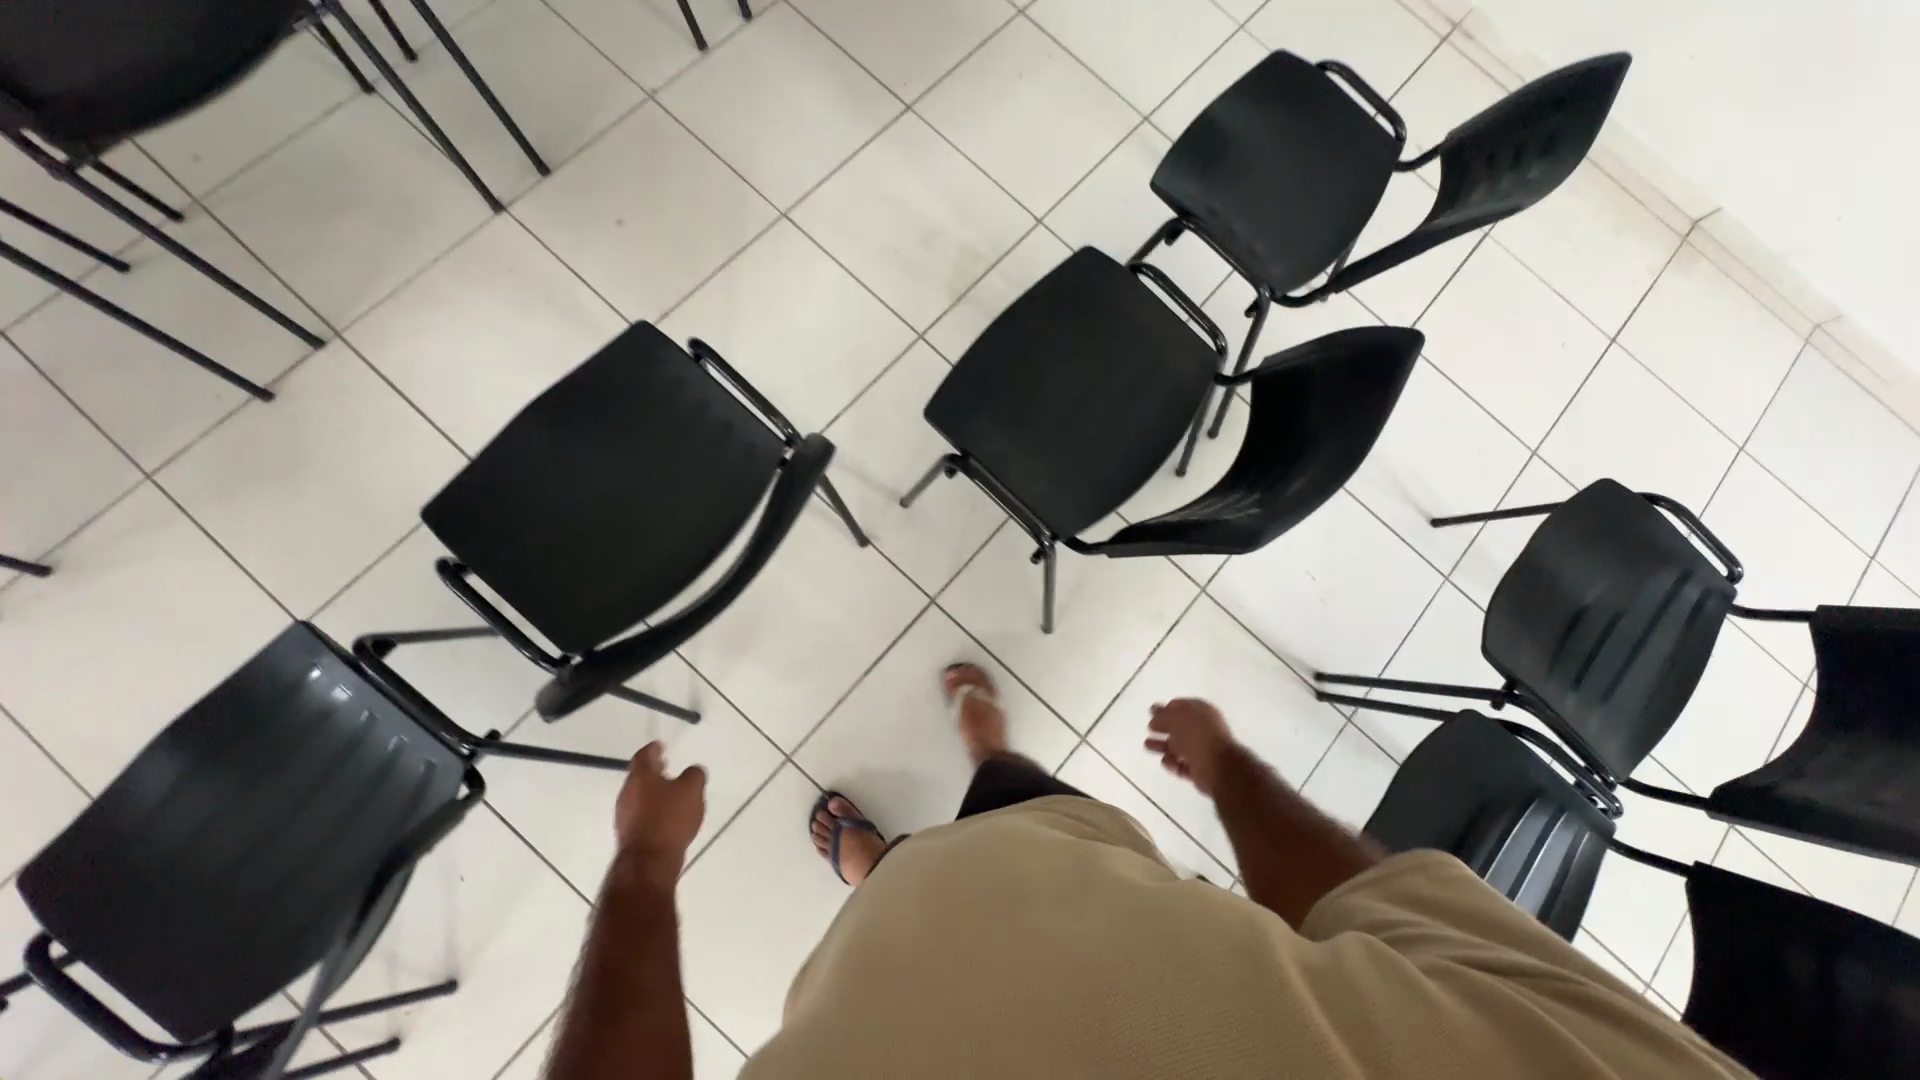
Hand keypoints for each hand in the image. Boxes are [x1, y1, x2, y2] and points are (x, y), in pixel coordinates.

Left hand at [614, 742, 707, 874]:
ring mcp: (624, 815)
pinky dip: (652, 809)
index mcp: (641, 777)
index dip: (653, 749)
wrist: (648, 861)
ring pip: (639, 796)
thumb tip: (693, 771)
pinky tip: (667, 816)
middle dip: (653, 770)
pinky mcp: (629, 834)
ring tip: (671, 792)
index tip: (660, 745)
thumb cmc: (670, 819)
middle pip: (639, 776)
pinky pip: (641, 814)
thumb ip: (695, 775)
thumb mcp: (692, 790)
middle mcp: (627, 793)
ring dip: (653, 791)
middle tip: (666, 765)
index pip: (643, 756)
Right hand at [1145, 699, 1238, 796]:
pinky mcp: (1200, 769)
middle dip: (1162, 727)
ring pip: (1179, 747)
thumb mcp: (1175, 718)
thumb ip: (1163, 714)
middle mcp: (1204, 729)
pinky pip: (1182, 765)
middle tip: (1149, 728)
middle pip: (1179, 727)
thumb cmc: (1196, 736)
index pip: (1183, 707)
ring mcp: (1203, 750)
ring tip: (1147, 745)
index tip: (1152, 712)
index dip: (1167, 709)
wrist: (1217, 767)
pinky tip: (1165, 761)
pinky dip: (1172, 763)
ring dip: (1163, 746)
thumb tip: (1154, 710)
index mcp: (1202, 712)